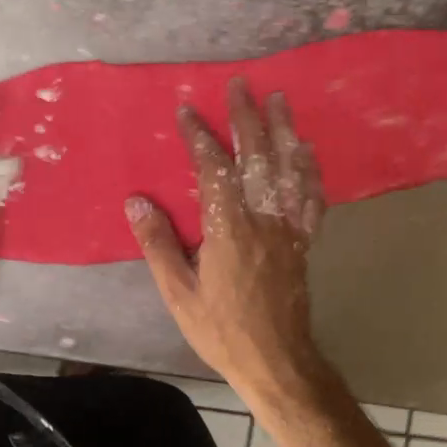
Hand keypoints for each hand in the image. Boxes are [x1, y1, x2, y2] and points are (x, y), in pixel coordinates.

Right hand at [126, 78, 329, 405]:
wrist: (276, 361)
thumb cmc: (221, 329)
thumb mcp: (178, 292)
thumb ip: (158, 244)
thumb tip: (136, 200)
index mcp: (228, 230)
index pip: (213, 171)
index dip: (200, 137)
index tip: (187, 111)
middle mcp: (263, 220)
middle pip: (256, 159)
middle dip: (247, 118)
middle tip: (240, 85)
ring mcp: (288, 230)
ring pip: (288, 170)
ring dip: (283, 131)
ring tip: (279, 99)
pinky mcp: (302, 243)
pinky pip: (310, 199)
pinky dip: (309, 170)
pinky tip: (306, 150)